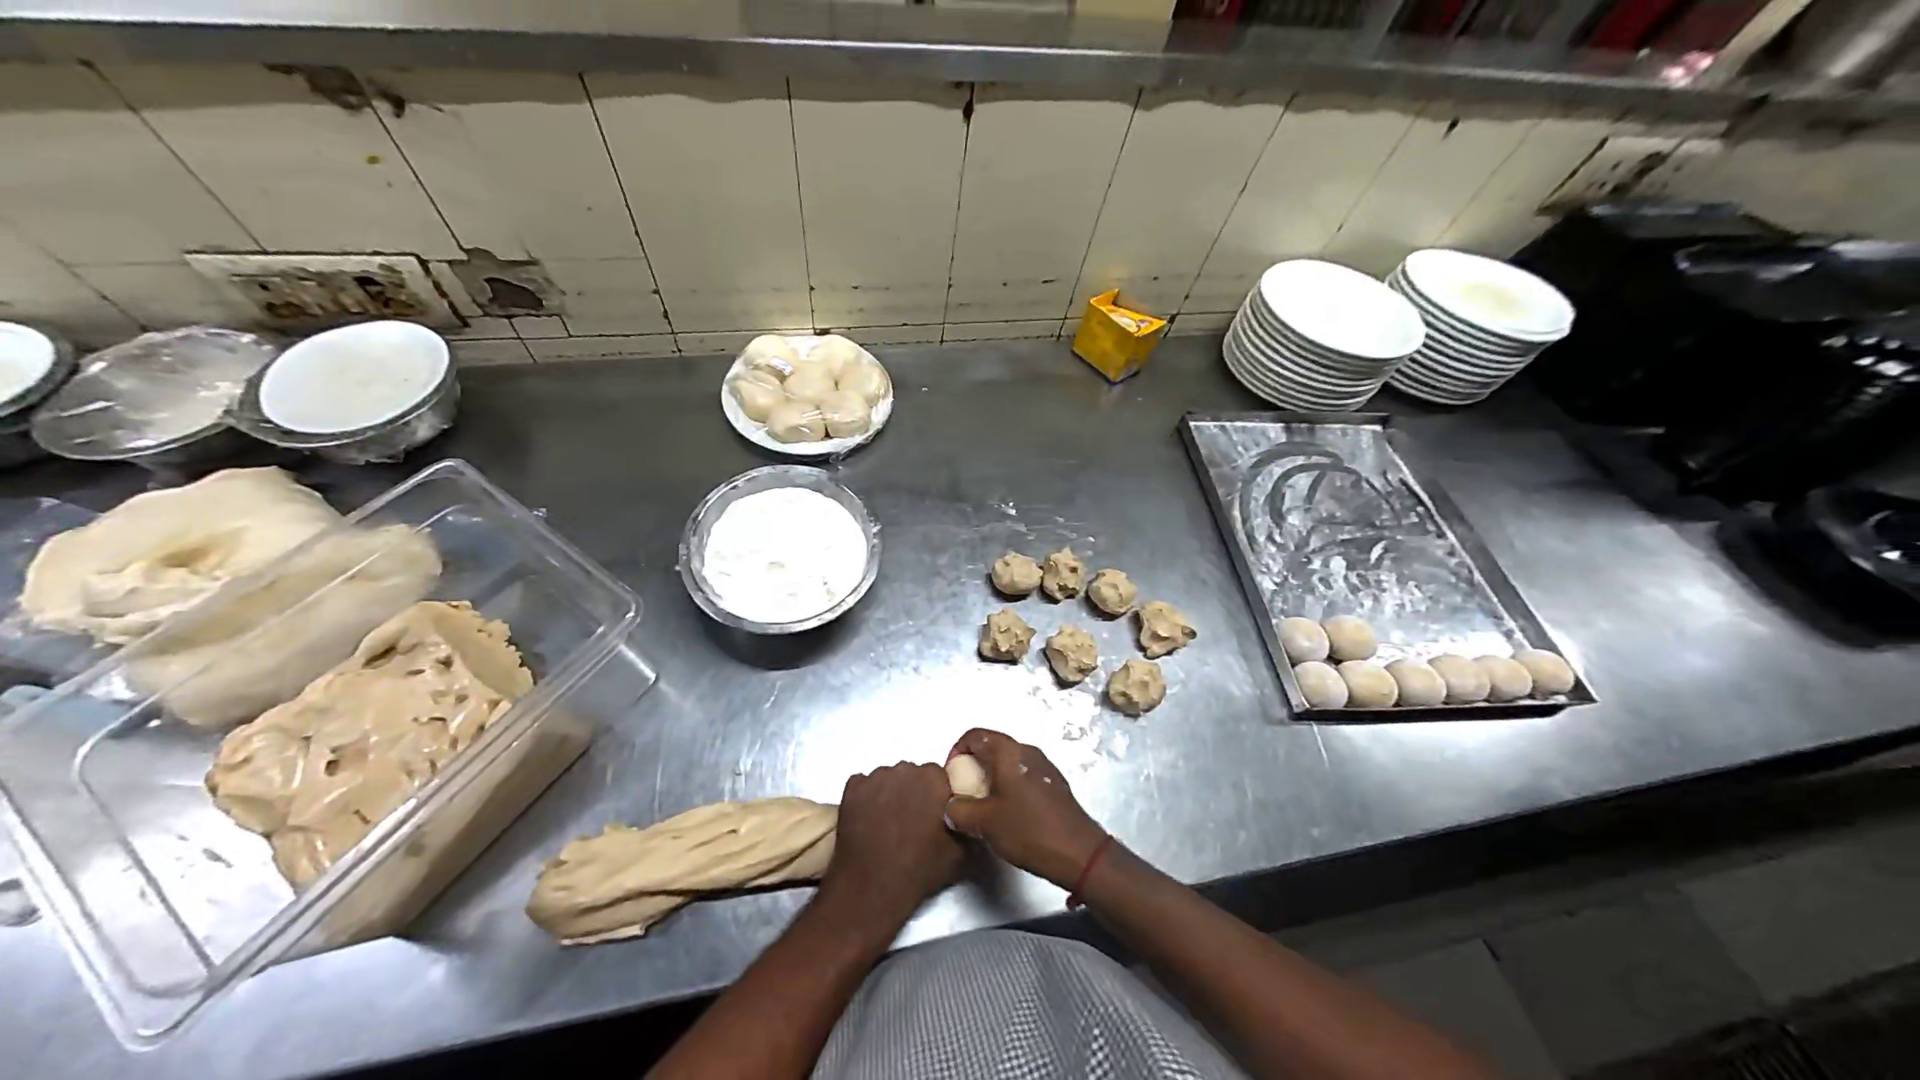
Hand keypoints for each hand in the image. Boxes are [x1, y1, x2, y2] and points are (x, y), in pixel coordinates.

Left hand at [822, 762, 964, 921]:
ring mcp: (876, 777)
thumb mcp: (960, 853)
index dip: (936, 796)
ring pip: (888, 779)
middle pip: (912, 774)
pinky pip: (863, 785)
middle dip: (913, 792)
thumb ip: (965, 824)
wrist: (872, 885)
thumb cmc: (919, 868)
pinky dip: (866, 798)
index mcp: (934, 779)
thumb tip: (963, 817)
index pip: (939, 776)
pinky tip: (868, 821)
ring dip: (890, 794)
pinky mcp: (852, 787)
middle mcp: (905, 769)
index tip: (932, 815)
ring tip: (887, 824)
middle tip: (911, 821)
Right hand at [943, 729, 1109, 889]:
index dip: (956, 751)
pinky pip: (1023, 777)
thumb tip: (951, 807)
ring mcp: (1045, 767)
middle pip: (991, 748)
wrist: (1079, 853)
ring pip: (1008, 764)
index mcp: (1009, 752)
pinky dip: (1009, 789)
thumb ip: (958, 810)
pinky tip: (1008, 816)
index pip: (974, 735)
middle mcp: (1028, 751)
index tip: (951, 777)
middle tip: (964, 795)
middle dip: (973, 768)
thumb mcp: (982, 823)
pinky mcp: (1055, 785)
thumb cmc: (1027, 830)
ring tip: (983, 808)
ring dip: (991, 780)